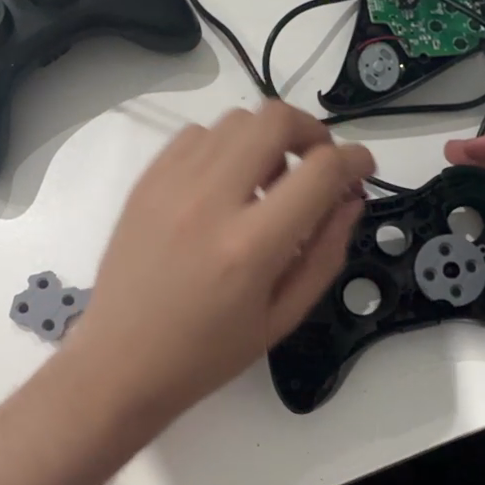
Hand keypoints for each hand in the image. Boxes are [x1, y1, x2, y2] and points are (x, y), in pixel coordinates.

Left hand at [70, 101, 374, 420]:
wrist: (122, 363)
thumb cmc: (207, 354)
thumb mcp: (281, 318)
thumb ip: (324, 255)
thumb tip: (349, 202)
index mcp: (251, 247)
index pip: (320, 170)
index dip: (355, 161)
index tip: (361, 169)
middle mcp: (210, 202)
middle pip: (275, 120)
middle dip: (312, 132)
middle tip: (318, 165)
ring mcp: (171, 186)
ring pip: (235, 121)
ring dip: (267, 140)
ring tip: (269, 181)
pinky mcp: (145, 183)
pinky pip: (196, 136)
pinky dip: (224, 147)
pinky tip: (226, 186)